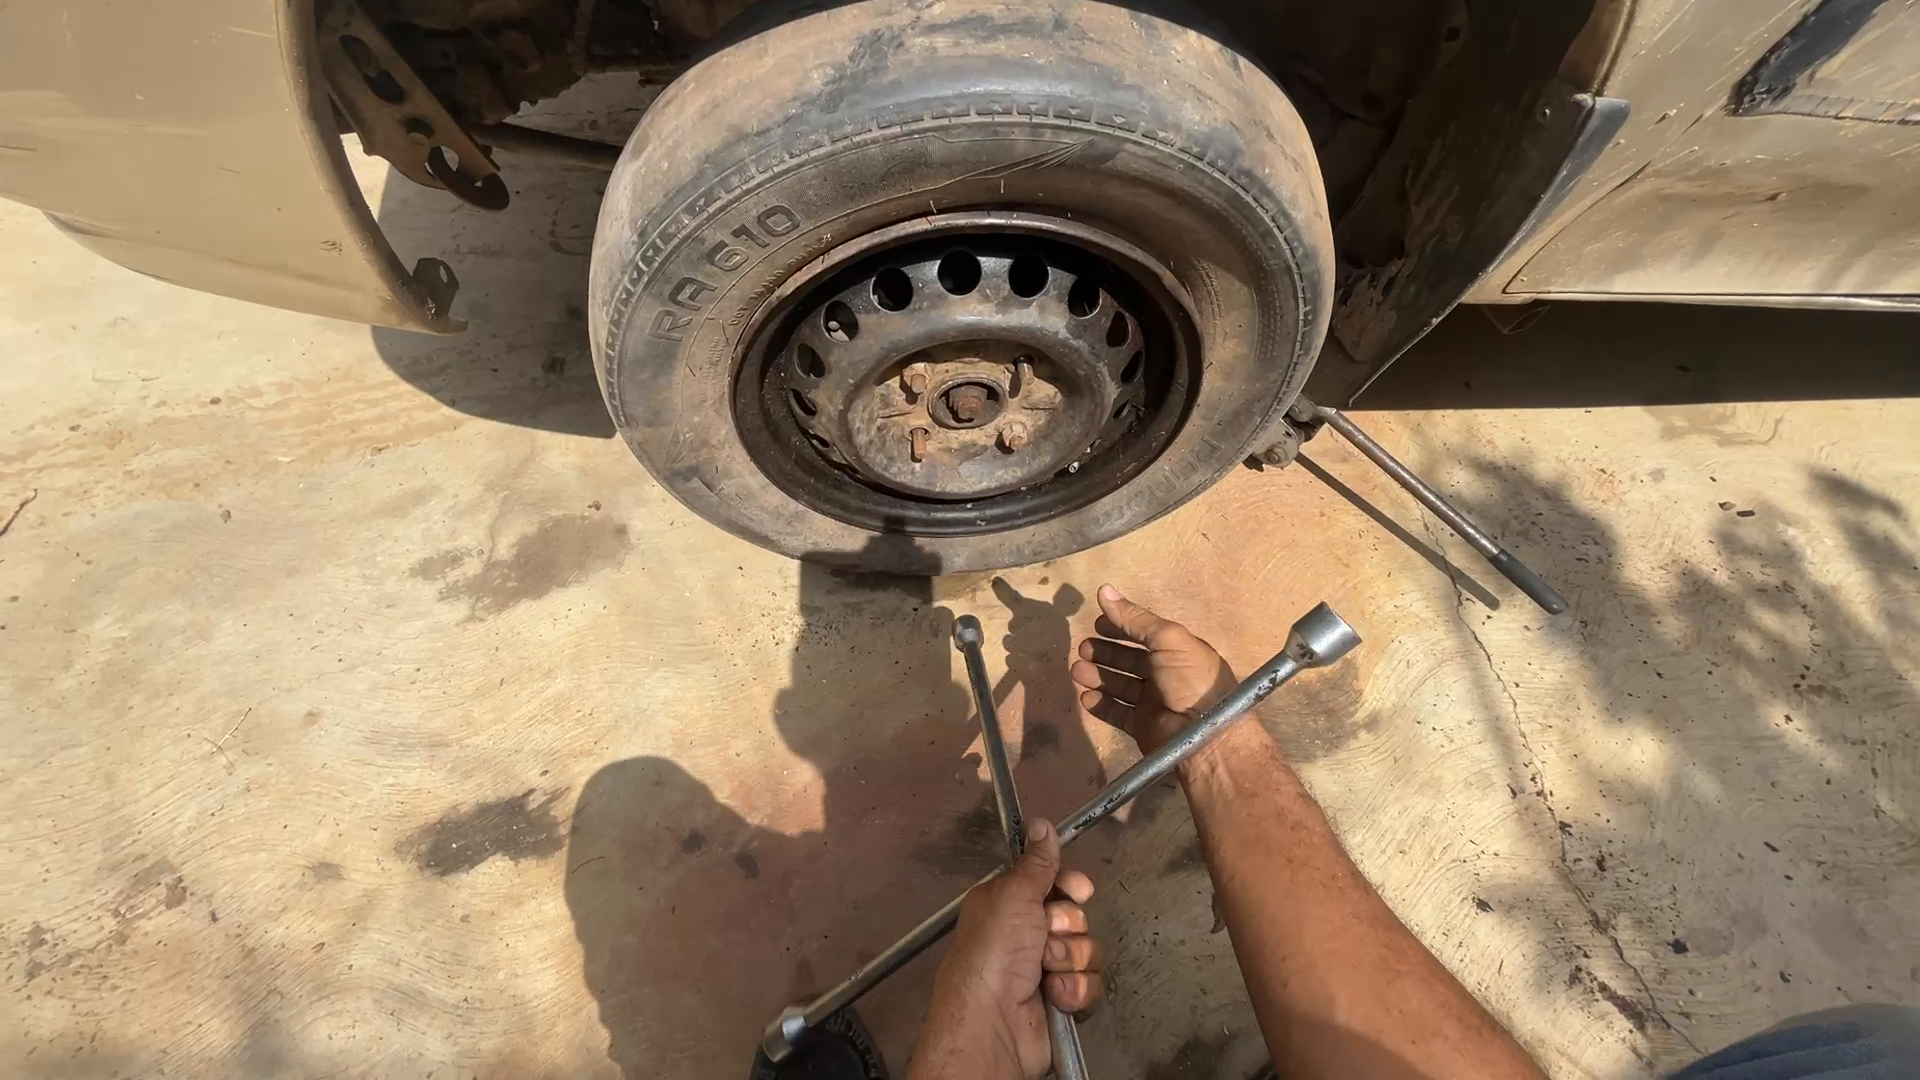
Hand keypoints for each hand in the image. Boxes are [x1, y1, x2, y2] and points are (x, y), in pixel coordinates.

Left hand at [907, 820, 1104, 1079]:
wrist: (993, 1022)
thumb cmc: (994, 950)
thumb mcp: (1013, 894)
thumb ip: (1036, 862)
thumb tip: (1041, 823)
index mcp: (1009, 902)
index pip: (1053, 882)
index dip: (1070, 885)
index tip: (1079, 889)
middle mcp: (1026, 932)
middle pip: (1074, 915)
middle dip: (1065, 927)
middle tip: (1044, 935)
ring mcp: (1045, 968)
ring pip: (1086, 949)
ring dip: (1068, 960)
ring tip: (1044, 971)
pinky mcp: (1061, 1000)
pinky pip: (1090, 984)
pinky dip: (1074, 990)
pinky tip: (1054, 995)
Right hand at [1071, 584, 1239, 754]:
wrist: (1204, 734)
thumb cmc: (1190, 679)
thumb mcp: (1168, 639)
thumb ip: (1135, 618)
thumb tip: (1103, 590)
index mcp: (1176, 651)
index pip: (1143, 634)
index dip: (1120, 627)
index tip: (1097, 624)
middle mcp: (1164, 675)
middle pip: (1128, 660)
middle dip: (1104, 653)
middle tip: (1083, 649)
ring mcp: (1153, 702)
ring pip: (1118, 685)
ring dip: (1097, 677)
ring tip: (1077, 671)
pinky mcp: (1143, 726)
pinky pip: (1117, 713)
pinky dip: (1100, 705)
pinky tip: (1086, 697)